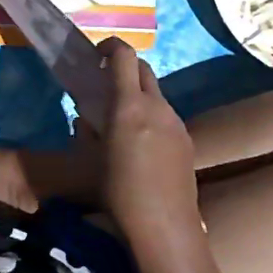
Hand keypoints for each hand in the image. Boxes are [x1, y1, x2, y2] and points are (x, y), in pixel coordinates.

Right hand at [94, 37, 198, 235]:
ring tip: (121, 118)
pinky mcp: (187, 139)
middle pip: (144, 69)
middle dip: (124, 68)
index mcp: (129, 106)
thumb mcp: (91, 161)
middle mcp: (157, 106)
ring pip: (156, 94)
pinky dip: (151, 115)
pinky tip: (142, 144)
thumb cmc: (118, 194)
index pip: (124, 56)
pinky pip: (166, 115)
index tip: (97, 54)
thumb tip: (85, 120)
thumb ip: (86, 133)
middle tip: (106, 82)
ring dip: (138, 94)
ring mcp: (176, 122)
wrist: (164, 226)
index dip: (110, 46)